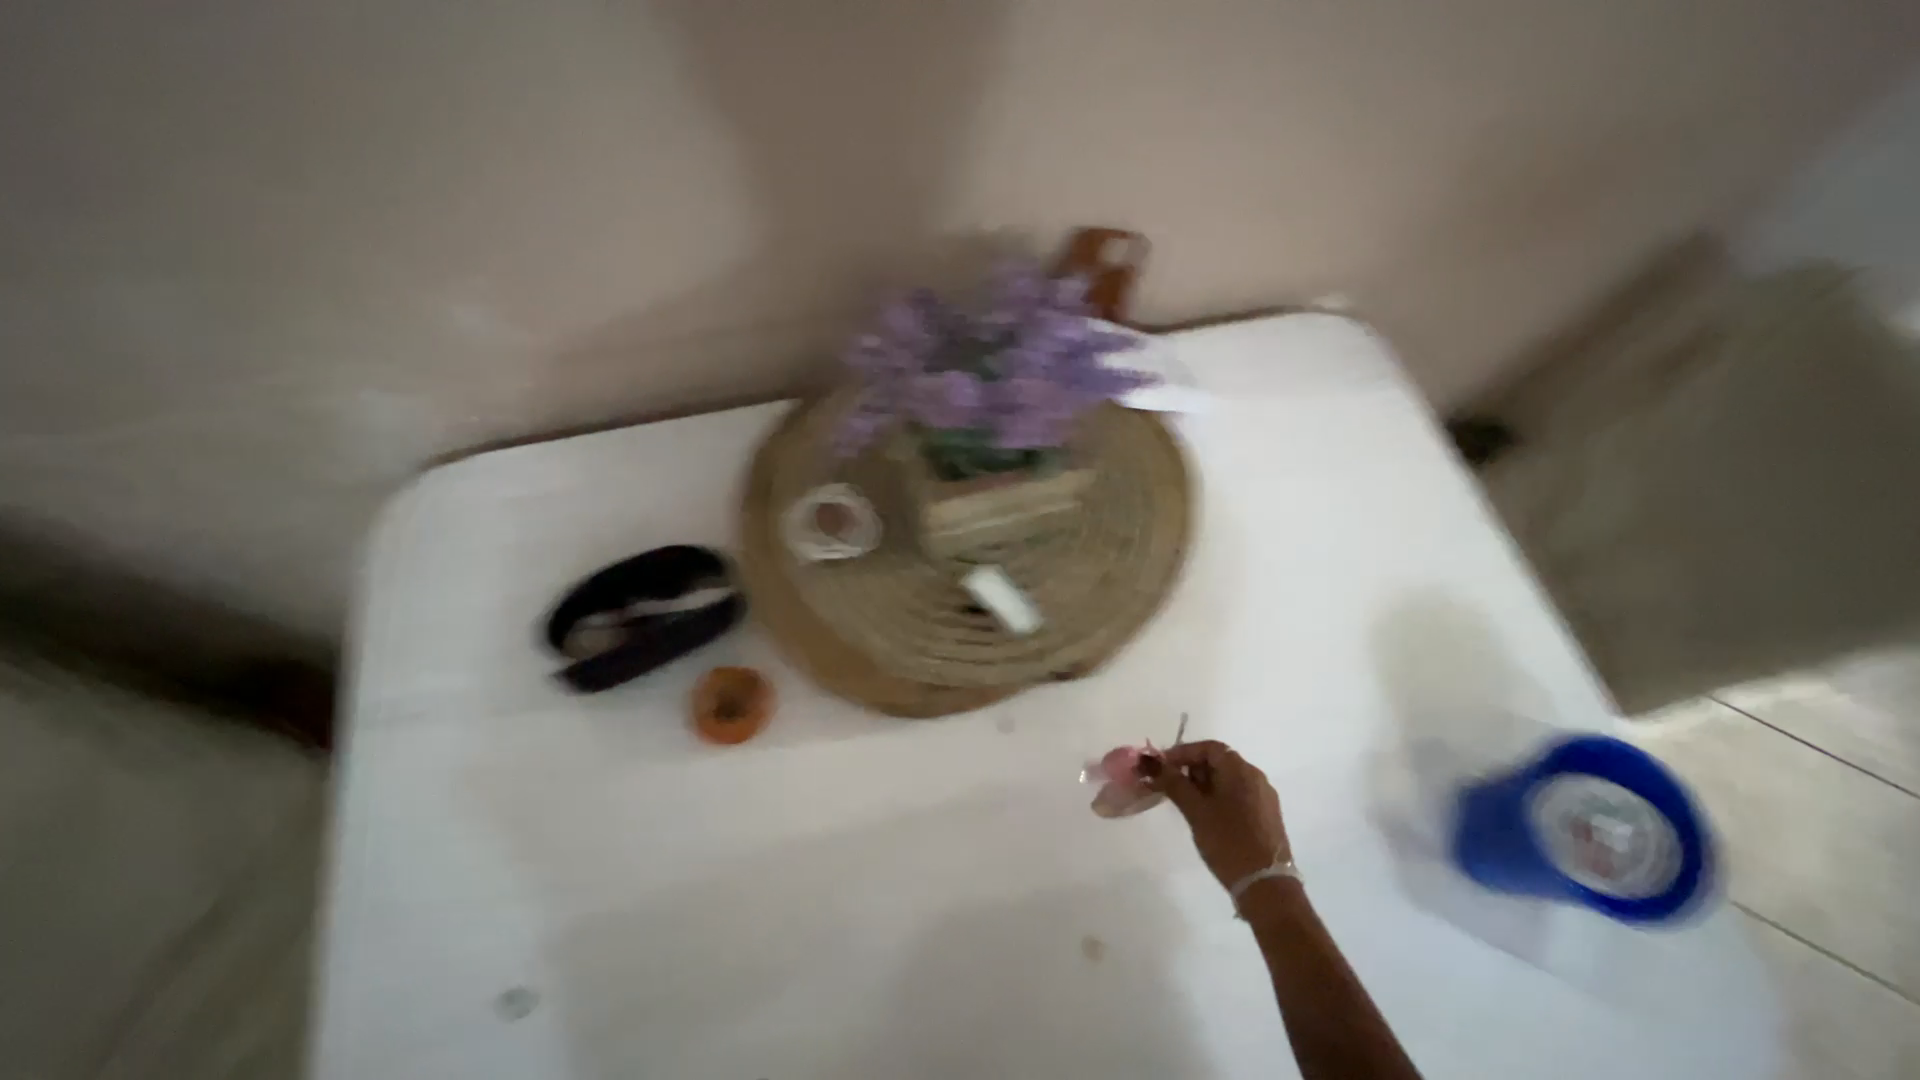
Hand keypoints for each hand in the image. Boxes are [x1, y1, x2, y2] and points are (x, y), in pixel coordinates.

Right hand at [1148, 740, 1290, 889]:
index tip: (1161, 767)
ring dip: (1202, 785)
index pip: (1209, 747)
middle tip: (1168, 787)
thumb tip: (1153, 763)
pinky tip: (1204, 817)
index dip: (1182, 752)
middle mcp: (1256, 778)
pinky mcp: (1265, 816)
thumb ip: (1174, 783)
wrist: (1266, 887)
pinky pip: (1237, 796)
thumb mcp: (1196, 811)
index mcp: (1242, 770)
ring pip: (1228, 780)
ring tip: (1183, 804)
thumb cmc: (1228, 842)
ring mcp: (1264, 798)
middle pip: (1219, 761)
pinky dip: (1217, 798)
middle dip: (1190, 769)